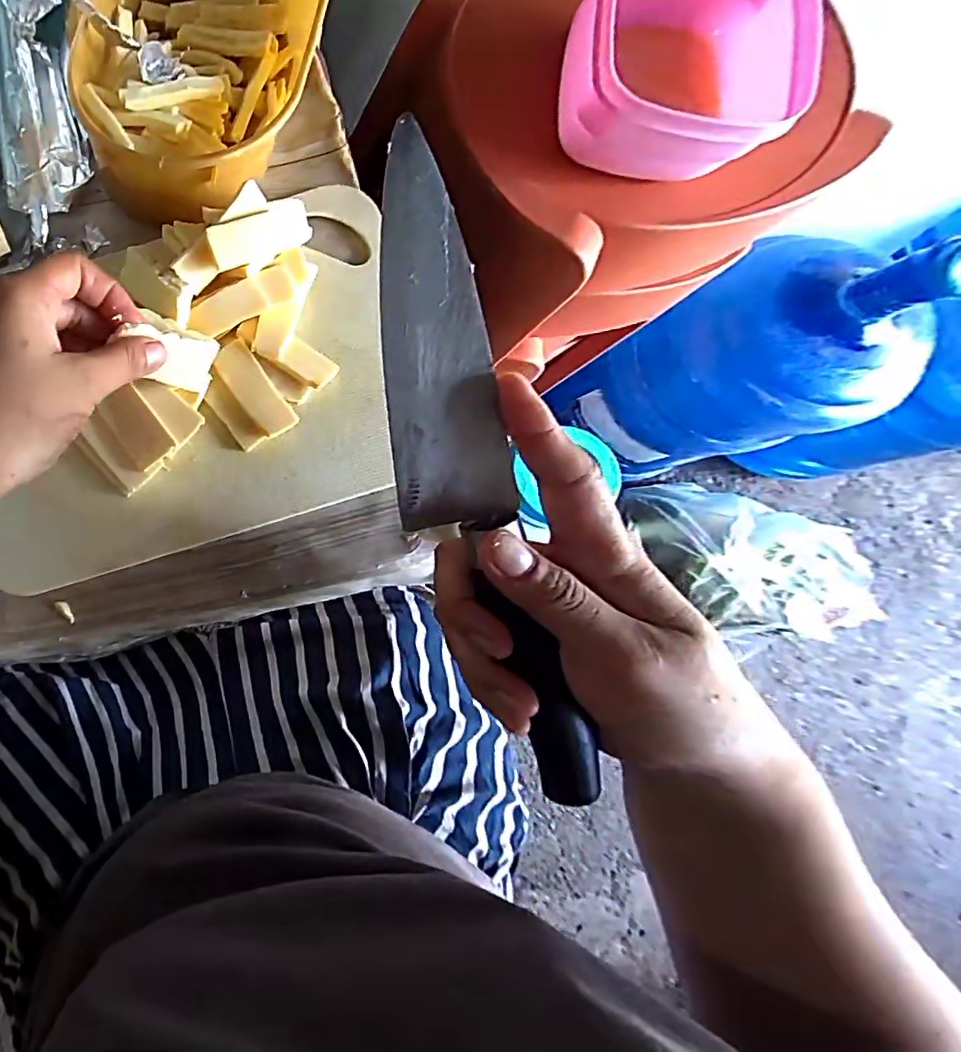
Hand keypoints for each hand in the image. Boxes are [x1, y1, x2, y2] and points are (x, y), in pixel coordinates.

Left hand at [0, 254, 162, 520]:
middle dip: (98, 325)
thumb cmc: (18, 420)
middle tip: (124, 361)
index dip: (112, 294)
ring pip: (40, 324)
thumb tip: (158, 348)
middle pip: (58, 296)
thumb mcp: (81, 387)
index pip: (75, 268)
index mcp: (17, 294)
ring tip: (102, 380)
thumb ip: (124, 360)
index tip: (133, 331)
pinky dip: (51, 360)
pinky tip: (68, 392)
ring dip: (78, 346)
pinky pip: (21, 347)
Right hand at [434, 375, 794, 775]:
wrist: (685, 762)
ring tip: (523, 706)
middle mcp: (550, 569)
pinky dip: (485, 682)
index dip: (535, 431)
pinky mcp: (510, 636)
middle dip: (469, 612)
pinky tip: (520, 712)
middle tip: (501, 656)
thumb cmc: (679, 699)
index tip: (508, 385)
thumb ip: (554, 596)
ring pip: (460, 605)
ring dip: (478, 660)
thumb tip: (489, 540)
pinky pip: (466, 643)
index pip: (564, 481)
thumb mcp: (623, 653)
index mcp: (597, 558)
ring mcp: (526, 604)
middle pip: (470, 559)